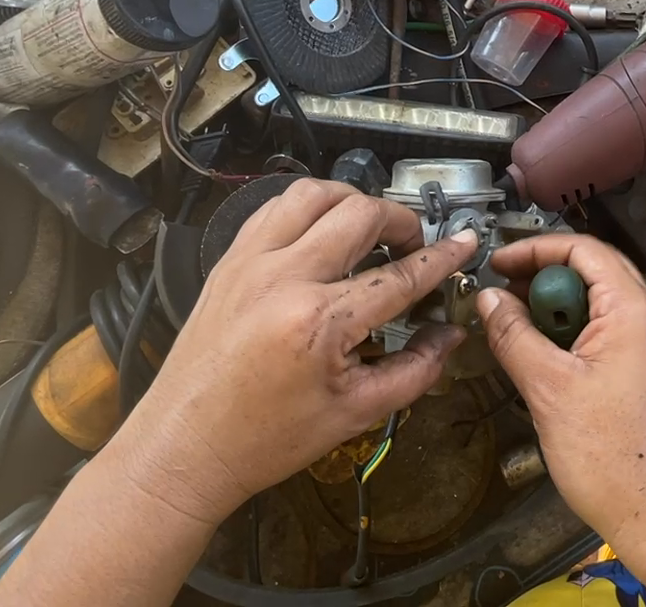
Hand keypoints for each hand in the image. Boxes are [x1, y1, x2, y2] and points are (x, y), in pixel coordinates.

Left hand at [109, 179, 477, 525]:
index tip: (464, 242)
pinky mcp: (228, 261)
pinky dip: (309, 208)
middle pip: (361, 214)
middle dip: (401, 221)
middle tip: (412, 246)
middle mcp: (284, 278)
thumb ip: (416, 370)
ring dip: (352, 201)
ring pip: (314, 194)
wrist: (180, 451)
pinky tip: (321, 231)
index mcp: (320, 322)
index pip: (399, 275)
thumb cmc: (267, 440)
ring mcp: (250, 262)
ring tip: (367, 228)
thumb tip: (450, 334)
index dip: (441, 257)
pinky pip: (275, 208)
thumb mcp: (355, 414)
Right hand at [475, 235, 645, 547]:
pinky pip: (609, 328)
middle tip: (503, 292)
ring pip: (600, 300)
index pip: (583, 249)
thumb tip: (488, 299)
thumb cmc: (611, 456)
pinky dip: (575, 330)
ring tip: (516, 322)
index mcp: (633, 309)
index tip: (498, 264)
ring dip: (557, 305)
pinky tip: (545, 352)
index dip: (535, 249)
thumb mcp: (549, 390)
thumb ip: (515, 336)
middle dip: (544, 275)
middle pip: (594, 269)